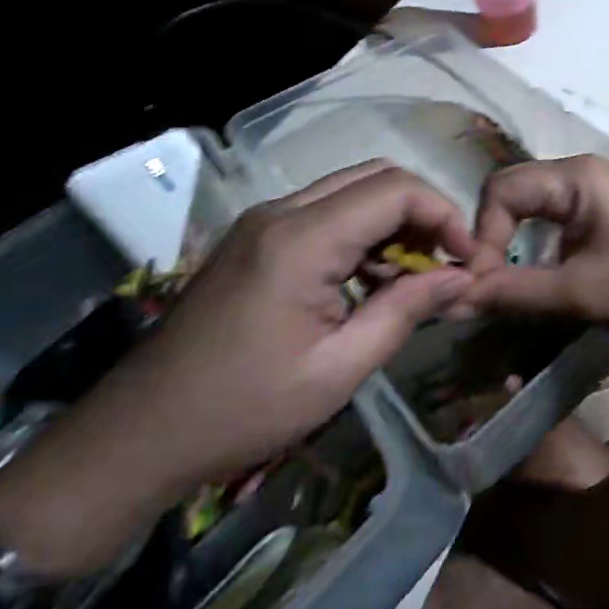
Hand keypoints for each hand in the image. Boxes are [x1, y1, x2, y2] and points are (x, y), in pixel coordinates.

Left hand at [0, 161, 475, 574]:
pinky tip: (369, 280)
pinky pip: (324, 212)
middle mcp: (281, 212)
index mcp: (302, 239)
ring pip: (350, 190)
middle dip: (422, 212)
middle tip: (446, 265)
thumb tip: (463, 277)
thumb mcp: (338, 369)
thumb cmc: (243, 409)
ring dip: (392, 222)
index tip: (469, 260)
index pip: (395, 190)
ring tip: (413, 278)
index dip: (444, 215)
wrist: (140, 432)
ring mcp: (263, 221)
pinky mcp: (254, 237)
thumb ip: (405, 312)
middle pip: (375, 177)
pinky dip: (360, 233)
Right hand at [464, 155, 608, 337]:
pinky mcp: (596, 210)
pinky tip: (531, 273)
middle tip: (485, 284)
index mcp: (575, 176)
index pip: (501, 189)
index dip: (482, 235)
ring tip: (502, 282)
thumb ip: (511, 292)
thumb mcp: (577, 293)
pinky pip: (547, 217)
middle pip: (510, 192)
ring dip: (508, 240)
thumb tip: (454, 300)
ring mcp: (589, 189)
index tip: (479, 284)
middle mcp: (578, 172)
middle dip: (491, 236)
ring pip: (527, 205)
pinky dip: (530, 243)